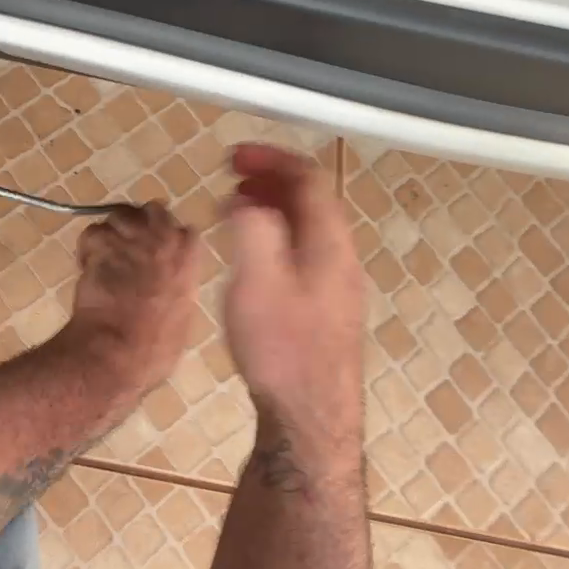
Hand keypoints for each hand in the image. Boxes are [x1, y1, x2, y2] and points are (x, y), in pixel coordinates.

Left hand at [58, 202, 198, 399]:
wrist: (119, 346)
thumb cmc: (155, 343)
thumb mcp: (181, 313)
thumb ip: (176, 286)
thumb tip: (166, 285)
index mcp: (189, 259)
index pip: (181, 229)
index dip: (163, 237)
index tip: (153, 250)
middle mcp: (163, 239)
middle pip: (149, 211)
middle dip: (135, 224)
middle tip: (123, 247)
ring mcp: (131, 238)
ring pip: (116, 217)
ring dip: (108, 235)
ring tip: (102, 260)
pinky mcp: (101, 244)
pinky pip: (92, 233)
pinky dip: (87, 248)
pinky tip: (86, 268)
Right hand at [223, 144, 364, 461]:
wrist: (308, 413)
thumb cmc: (280, 346)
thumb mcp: (257, 282)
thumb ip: (253, 231)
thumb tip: (248, 201)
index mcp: (328, 244)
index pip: (308, 180)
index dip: (272, 159)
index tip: (232, 156)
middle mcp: (339, 257)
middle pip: (312, 200)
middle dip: (270, 178)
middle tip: (229, 175)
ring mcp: (335, 283)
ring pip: (307, 227)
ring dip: (271, 206)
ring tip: (232, 207)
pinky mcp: (324, 306)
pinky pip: (301, 250)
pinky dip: (274, 234)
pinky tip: (250, 254)